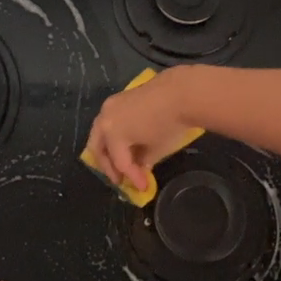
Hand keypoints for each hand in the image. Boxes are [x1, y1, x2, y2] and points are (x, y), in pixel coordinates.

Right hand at [84, 65, 200, 193]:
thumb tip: (139, 168)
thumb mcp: (157, 149)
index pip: (120, 162)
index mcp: (112, 133)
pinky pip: (109, 122)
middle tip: (121, 179)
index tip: (144, 188)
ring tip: (122, 161)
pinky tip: (127, 143)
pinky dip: (114, 136)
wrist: (181, 92)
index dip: (131, 177)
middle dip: (109, 166)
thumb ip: (143, 162)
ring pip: (100, 134)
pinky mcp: (118, 98)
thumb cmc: (169, 124)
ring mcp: (110, 107)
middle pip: (98, 148)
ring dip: (108, 150)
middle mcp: (104, 119)